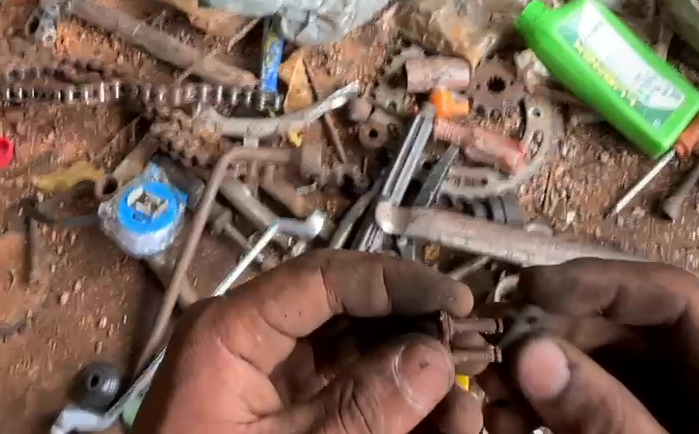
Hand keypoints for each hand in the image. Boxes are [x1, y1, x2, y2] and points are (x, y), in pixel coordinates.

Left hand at [133, 250, 483, 433]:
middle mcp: (253, 339)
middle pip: (344, 309)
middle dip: (409, 328)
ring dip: (409, 372)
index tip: (452, 296)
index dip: (391, 280)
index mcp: (231, 330)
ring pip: (354, 350)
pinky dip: (390, 405)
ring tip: (461, 406)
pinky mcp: (286, 411)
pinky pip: (347, 391)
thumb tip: (432, 357)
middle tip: (468, 345)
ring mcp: (270, 377)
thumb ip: (359, 412)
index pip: (321, 278)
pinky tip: (437, 420)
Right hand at [485, 259, 698, 433]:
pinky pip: (595, 385)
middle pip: (627, 318)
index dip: (600, 283)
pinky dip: (551, 400)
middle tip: (495, 351)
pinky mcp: (651, 414)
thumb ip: (607, 421)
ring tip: (492, 395)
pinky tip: (510, 419)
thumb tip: (526, 352)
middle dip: (555, 331)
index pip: (675, 297)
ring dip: (542, 366)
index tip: (530, 291)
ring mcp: (685, 392)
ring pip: (600, 348)